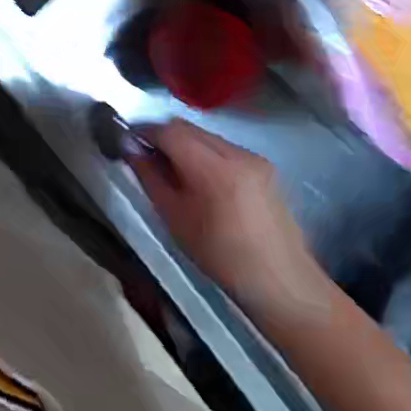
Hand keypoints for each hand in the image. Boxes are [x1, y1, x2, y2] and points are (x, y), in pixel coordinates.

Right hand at [126, 123, 327, 311]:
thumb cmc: (221, 256)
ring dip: (184, 143)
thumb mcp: (174, 218)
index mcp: (213, 168)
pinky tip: (200, 178)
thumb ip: (150, 176)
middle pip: (188, 127)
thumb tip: (130, 147)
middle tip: (146, 155)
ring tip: (172, 169)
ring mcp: (254, 158)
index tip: (128, 140)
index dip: (145, 131)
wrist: (282, 283)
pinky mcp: (265, 166)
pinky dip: (204, 153)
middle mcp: (236, 154)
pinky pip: (223, 147)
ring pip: (206, 135)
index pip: (169, 131)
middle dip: (163, 135)